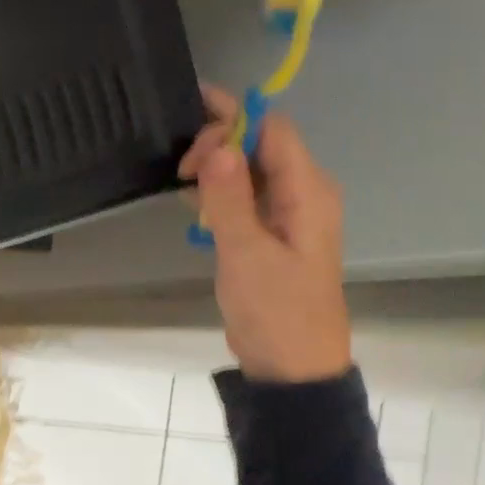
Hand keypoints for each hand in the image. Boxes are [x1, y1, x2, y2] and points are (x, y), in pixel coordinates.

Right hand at [180, 84, 351, 383]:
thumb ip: (230, 199)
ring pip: (249, 170)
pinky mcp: (268, 234)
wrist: (291, 362)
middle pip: (260, 145)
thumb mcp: (246, 254)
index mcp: (307, 192)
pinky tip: (190, 200)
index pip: (272, 131)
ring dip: (215, 167)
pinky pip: (243, 197)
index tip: (187, 138)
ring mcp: (286, 215)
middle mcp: (302, 194)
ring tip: (176, 180)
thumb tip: (219, 146)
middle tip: (178, 173)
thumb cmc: (275, 308)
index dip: (232, 122)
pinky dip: (218, 192)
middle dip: (218, 144)